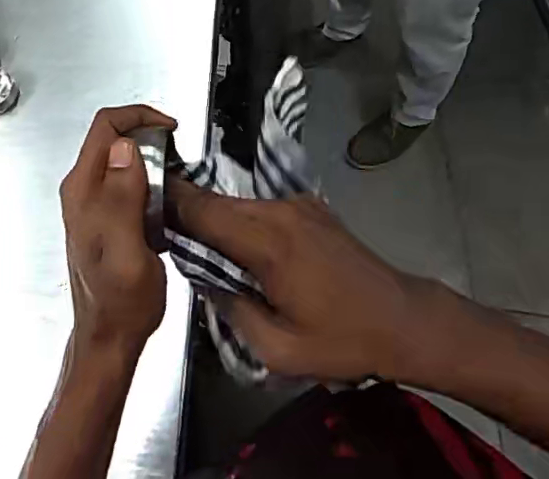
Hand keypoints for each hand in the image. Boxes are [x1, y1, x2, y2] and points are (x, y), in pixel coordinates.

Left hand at [60, 105, 175, 359]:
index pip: (105, 128)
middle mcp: (82, 187)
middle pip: (110, 137)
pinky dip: (147, 177)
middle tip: (177, 153)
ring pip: (118, 157)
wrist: (108, 336)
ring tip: (176, 174)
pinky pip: (124, 179)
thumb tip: (125, 147)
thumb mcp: (127, 249)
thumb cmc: (120, 300)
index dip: (137, 117)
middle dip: (145, 134)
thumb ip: (122, 196)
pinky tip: (165, 197)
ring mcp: (90, 200)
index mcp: (83, 188)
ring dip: (147, 156)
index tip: (171, 128)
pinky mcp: (103, 214)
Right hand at [168, 177, 452, 382]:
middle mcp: (275, 211)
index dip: (166, 203)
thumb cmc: (345, 340)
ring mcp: (292, 203)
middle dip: (183, 208)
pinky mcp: (305, 204)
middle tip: (158, 223)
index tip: (140, 204)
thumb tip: (204, 278)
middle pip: (212, 200)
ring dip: (211, 214)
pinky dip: (238, 217)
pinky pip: (257, 205)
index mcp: (265, 244)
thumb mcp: (280, 349)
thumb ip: (231, 310)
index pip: (200, 209)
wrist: (408, 321)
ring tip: (197, 237)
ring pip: (233, 201)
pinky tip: (239, 241)